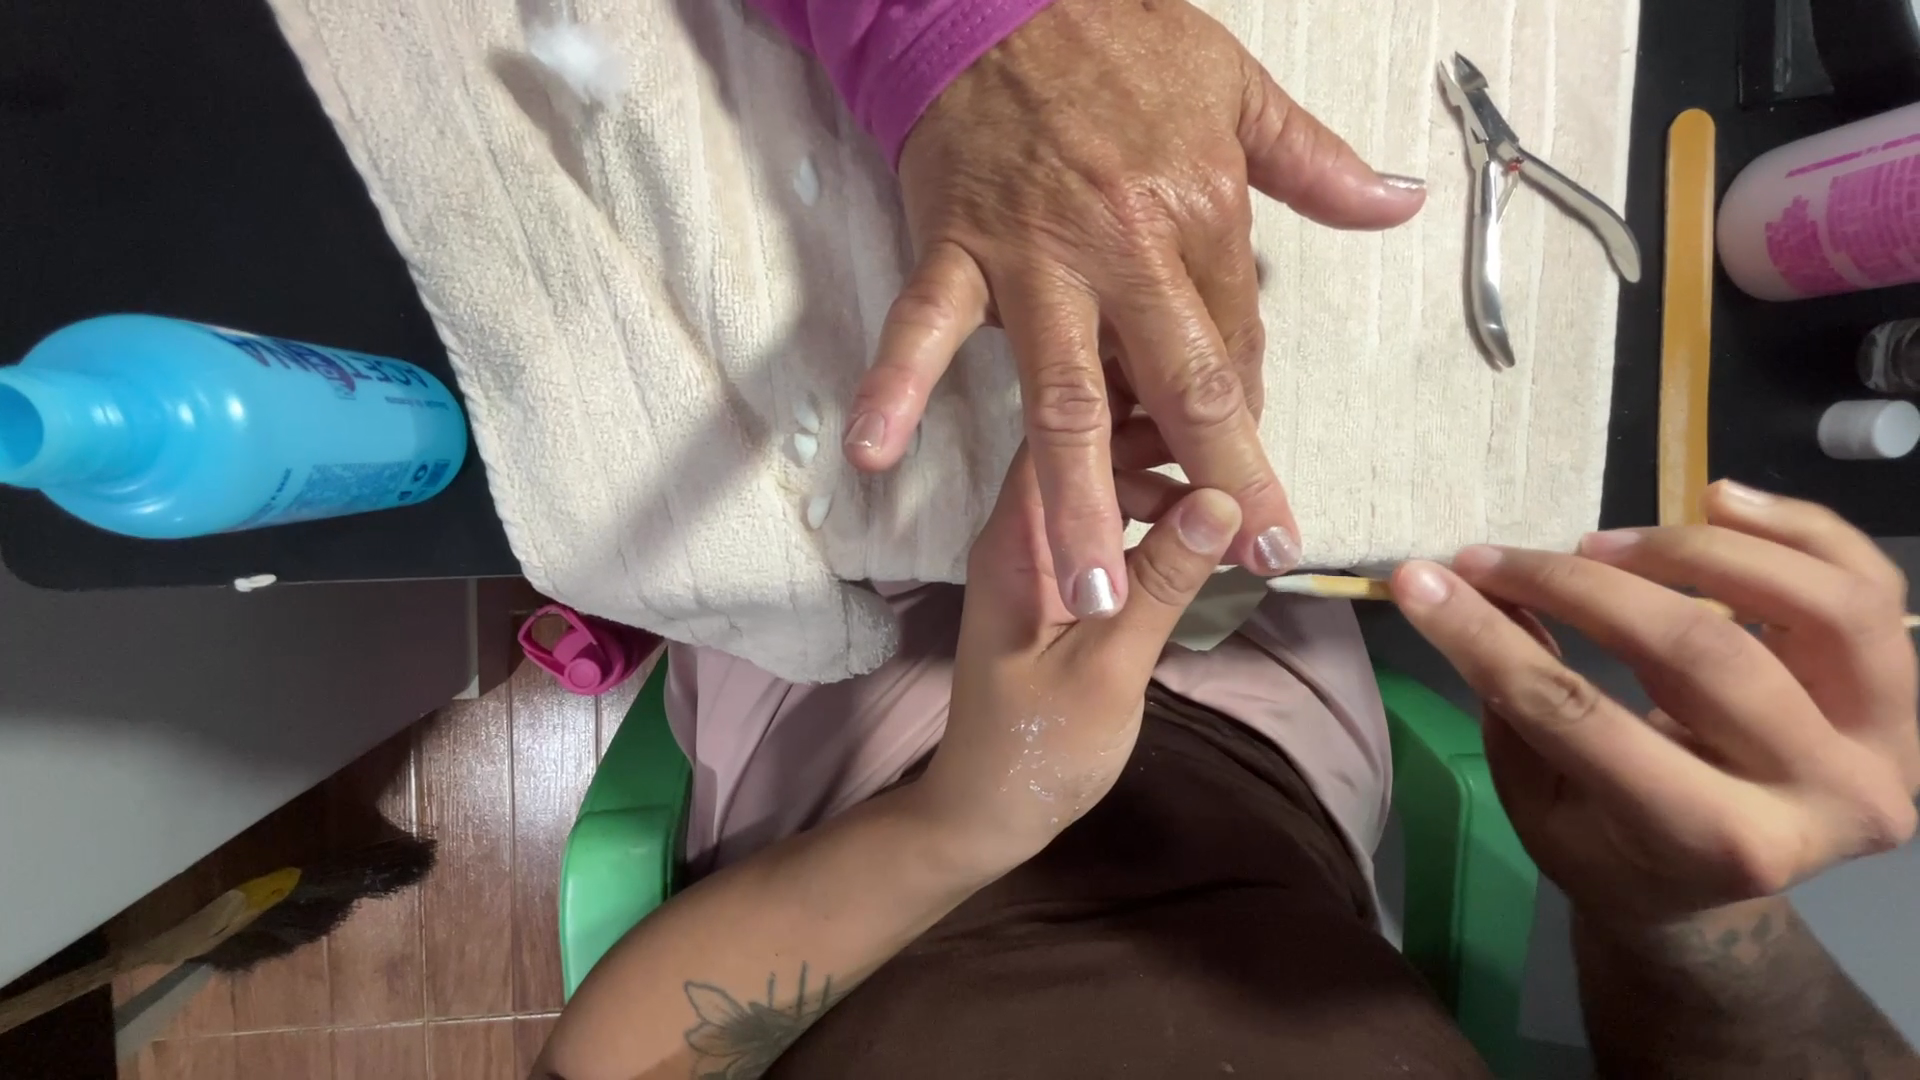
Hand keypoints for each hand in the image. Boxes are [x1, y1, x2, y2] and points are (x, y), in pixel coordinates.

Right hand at [843, 0, 1425, 618]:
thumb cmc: (1118, 47)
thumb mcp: (1236, 92)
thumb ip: (1315, 165)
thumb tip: (1401, 206)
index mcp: (1197, 215)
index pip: (1232, 346)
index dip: (1245, 423)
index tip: (1253, 491)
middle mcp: (1124, 249)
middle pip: (1178, 387)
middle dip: (1216, 480)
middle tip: (1246, 565)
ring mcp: (1033, 259)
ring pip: (1062, 395)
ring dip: (1075, 497)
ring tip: (1086, 588)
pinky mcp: (954, 254)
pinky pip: (920, 330)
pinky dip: (896, 388)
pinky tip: (872, 454)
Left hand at [910, 444, 1240, 866]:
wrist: (988, 808)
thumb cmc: (1039, 746)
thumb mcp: (1108, 667)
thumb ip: (1160, 582)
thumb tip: (1222, 498)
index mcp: (1016, 542)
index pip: (1062, 438)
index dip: (1126, 404)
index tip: (1199, 390)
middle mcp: (1021, 538)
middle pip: (1086, 457)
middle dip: (1158, 446)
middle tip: (1235, 453)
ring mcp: (1040, 563)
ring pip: (1100, 494)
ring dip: (1161, 490)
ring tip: (1228, 506)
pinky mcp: (1060, 590)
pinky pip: (1107, 534)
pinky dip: (1151, 528)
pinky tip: (1197, 541)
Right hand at [1390, 481, 1919, 927]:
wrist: (1712, 877)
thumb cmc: (1602, 843)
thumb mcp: (1532, 792)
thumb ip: (1513, 700)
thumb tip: (1472, 595)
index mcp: (1711, 841)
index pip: (1574, 711)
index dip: (1481, 636)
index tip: (1418, 580)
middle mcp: (1826, 798)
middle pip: (1693, 650)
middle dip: (1567, 586)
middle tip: (1487, 560)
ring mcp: (1892, 745)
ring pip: (1815, 607)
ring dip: (1685, 553)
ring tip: (1596, 544)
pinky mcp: (1910, 702)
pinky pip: (1873, 588)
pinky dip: (1798, 528)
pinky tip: (1718, 498)